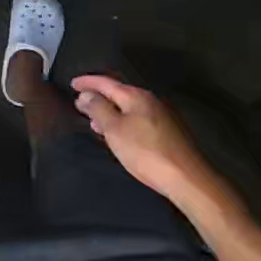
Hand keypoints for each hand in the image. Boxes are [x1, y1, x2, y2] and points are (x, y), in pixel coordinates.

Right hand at [72, 75, 233, 213]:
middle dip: (98, 97)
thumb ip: (98, 108)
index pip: (106, 82)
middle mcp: (150, 101)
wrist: (187, 179)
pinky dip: (122, 122)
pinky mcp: (167, 132)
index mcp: (136, 96)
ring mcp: (161, 116)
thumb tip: (86, 94)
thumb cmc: (145, 151)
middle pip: (118, 93)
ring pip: (128, 108)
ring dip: (109, 112)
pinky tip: (117, 135)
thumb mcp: (114, 129)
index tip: (72, 84)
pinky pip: (137, 119)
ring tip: (94, 122)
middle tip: (80, 104)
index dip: (87, 82)